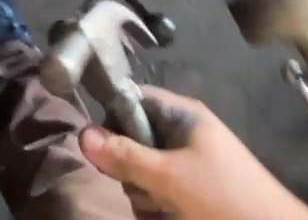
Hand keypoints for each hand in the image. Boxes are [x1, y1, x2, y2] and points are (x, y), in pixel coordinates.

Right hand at [79, 86, 307, 219]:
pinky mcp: (194, 194)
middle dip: (131, 170)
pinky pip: (158, 194)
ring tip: (164, 211)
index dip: (113, 120)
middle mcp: (183, 134)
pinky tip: (167, 219)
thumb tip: (81, 134)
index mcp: (182, 115)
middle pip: (133, 141)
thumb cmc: (226, 200)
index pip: (133, 100)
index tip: (105, 149)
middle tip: (147, 189)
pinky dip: (157, 209)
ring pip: (143, 174)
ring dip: (145, 197)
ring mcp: (189, 166)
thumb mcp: (171, 178)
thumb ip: (126, 156)